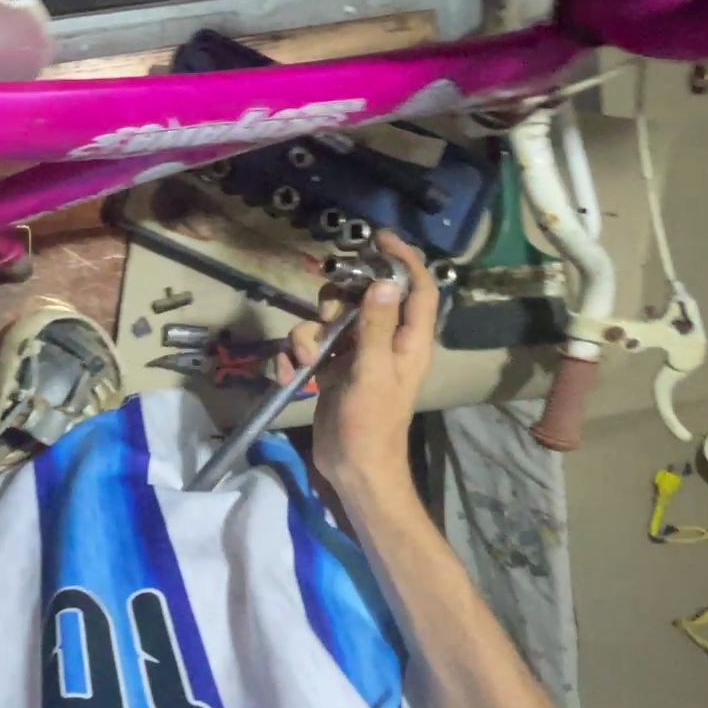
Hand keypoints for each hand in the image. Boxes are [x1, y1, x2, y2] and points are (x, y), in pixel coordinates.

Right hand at [289, 231, 438, 494]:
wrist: (353, 468)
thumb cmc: (371, 424)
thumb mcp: (372, 372)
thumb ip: (374, 326)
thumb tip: (382, 282)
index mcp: (407, 342)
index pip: (417, 290)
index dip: (404, 261)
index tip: (379, 240)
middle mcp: (383, 342)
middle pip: (363, 298)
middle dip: (336, 302)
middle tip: (326, 315)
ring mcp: (355, 356)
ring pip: (329, 321)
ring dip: (308, 335)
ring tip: (303, 359)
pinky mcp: (332, 369)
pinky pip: (310, 347)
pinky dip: (296, 357)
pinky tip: (291, 375)